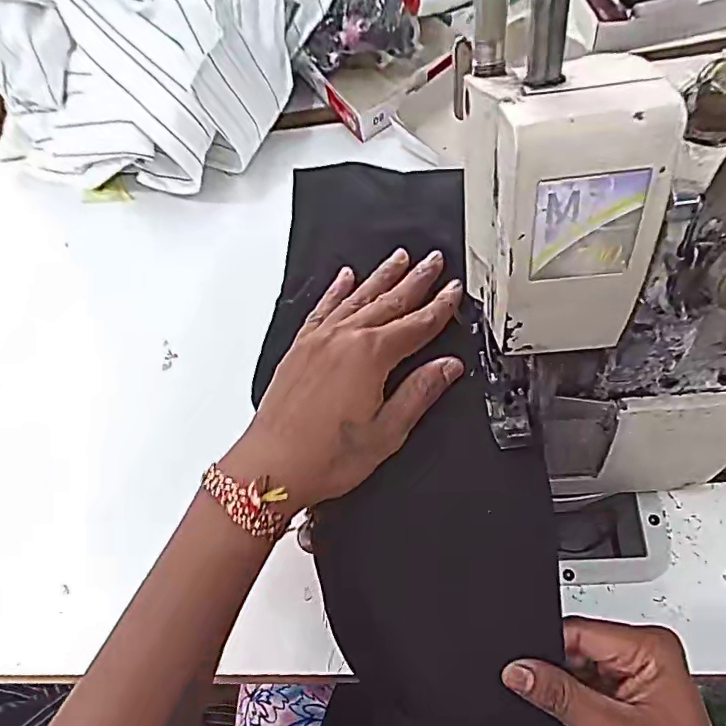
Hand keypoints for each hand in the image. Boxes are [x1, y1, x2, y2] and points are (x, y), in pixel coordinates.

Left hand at [225, 248, 463, 506]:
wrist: (272, 466)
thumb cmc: (324, 456)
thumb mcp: (388, 431)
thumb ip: (420, 392)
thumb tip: (447, 368)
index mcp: (369, 357)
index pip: (416, 325)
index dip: (440, 307)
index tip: (453, 291)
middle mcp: (342, 340)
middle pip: (389, 301)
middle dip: (416, 280)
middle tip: (433, 261)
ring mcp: (318, 341)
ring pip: (358, 297)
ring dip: (381, 276)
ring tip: (399, 259)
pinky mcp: (300, 349)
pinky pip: (324, 308)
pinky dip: (337, 290)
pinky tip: (345, 279)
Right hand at [503, 618, 725, 725]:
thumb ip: (558, 695)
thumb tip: (519, 670)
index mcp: (654, 647)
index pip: (582, 630)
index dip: (547, 650)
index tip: (519, 669)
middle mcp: (648, 654)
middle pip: (578, 647)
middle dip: (558, 673)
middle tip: (556, 705)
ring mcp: (638, 677)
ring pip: (579, 669)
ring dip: (569, 693)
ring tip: (588, 724)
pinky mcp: (628, 698)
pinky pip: (587, 688)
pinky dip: (576, 705)